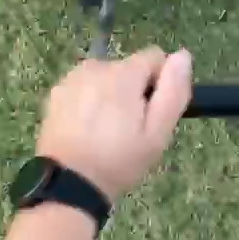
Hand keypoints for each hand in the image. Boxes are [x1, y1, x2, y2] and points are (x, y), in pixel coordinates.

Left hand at [37, 48, 192, 201]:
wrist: (68, 183)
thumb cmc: (118, 162)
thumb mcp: (156, 134)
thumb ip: (173, 92)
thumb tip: (183, 56)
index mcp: (123, 73)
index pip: (155, 58)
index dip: (160, 85)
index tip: (152, 115)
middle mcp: (95, 66)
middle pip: (127, 70)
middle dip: (133, 93)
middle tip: (129, 131)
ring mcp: (71, 80)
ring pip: (104, 79)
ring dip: (109, 98)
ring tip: (106, 134)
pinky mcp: (55, 95)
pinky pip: (82, 90)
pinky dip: (87, 104)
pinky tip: (86, 132)